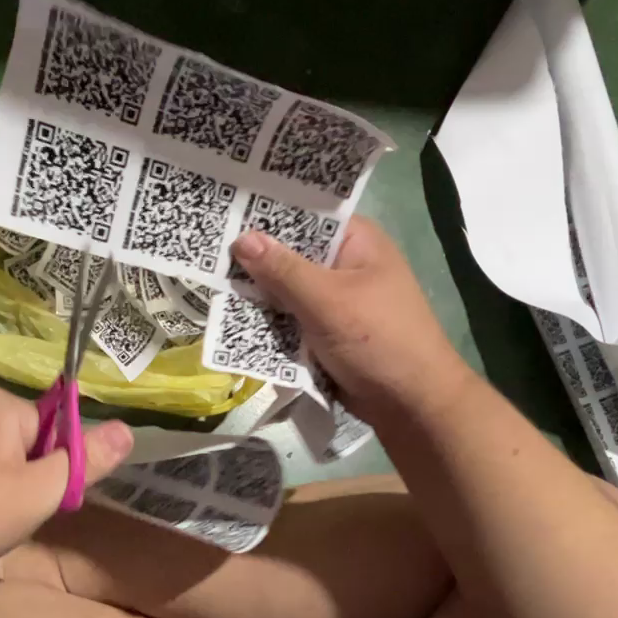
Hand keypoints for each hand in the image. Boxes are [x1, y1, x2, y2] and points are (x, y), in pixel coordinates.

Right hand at [230, 219, 477, 420]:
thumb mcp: (326, 301)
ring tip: (210, 292)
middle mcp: (345, 266)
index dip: (266, 215)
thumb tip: (241, 239)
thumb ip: (283, 271)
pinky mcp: (328, 335)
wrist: (411, 404)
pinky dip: (272, 327)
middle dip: (255, 264)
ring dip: (260, 300)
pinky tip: (235, 324)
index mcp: (356, 242)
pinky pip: (292, 323)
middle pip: (291, 256)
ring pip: (287, 293)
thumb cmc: (377, 341)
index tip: (223, 213)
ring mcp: (337, 303)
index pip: (304, 215)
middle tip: (205, 259)